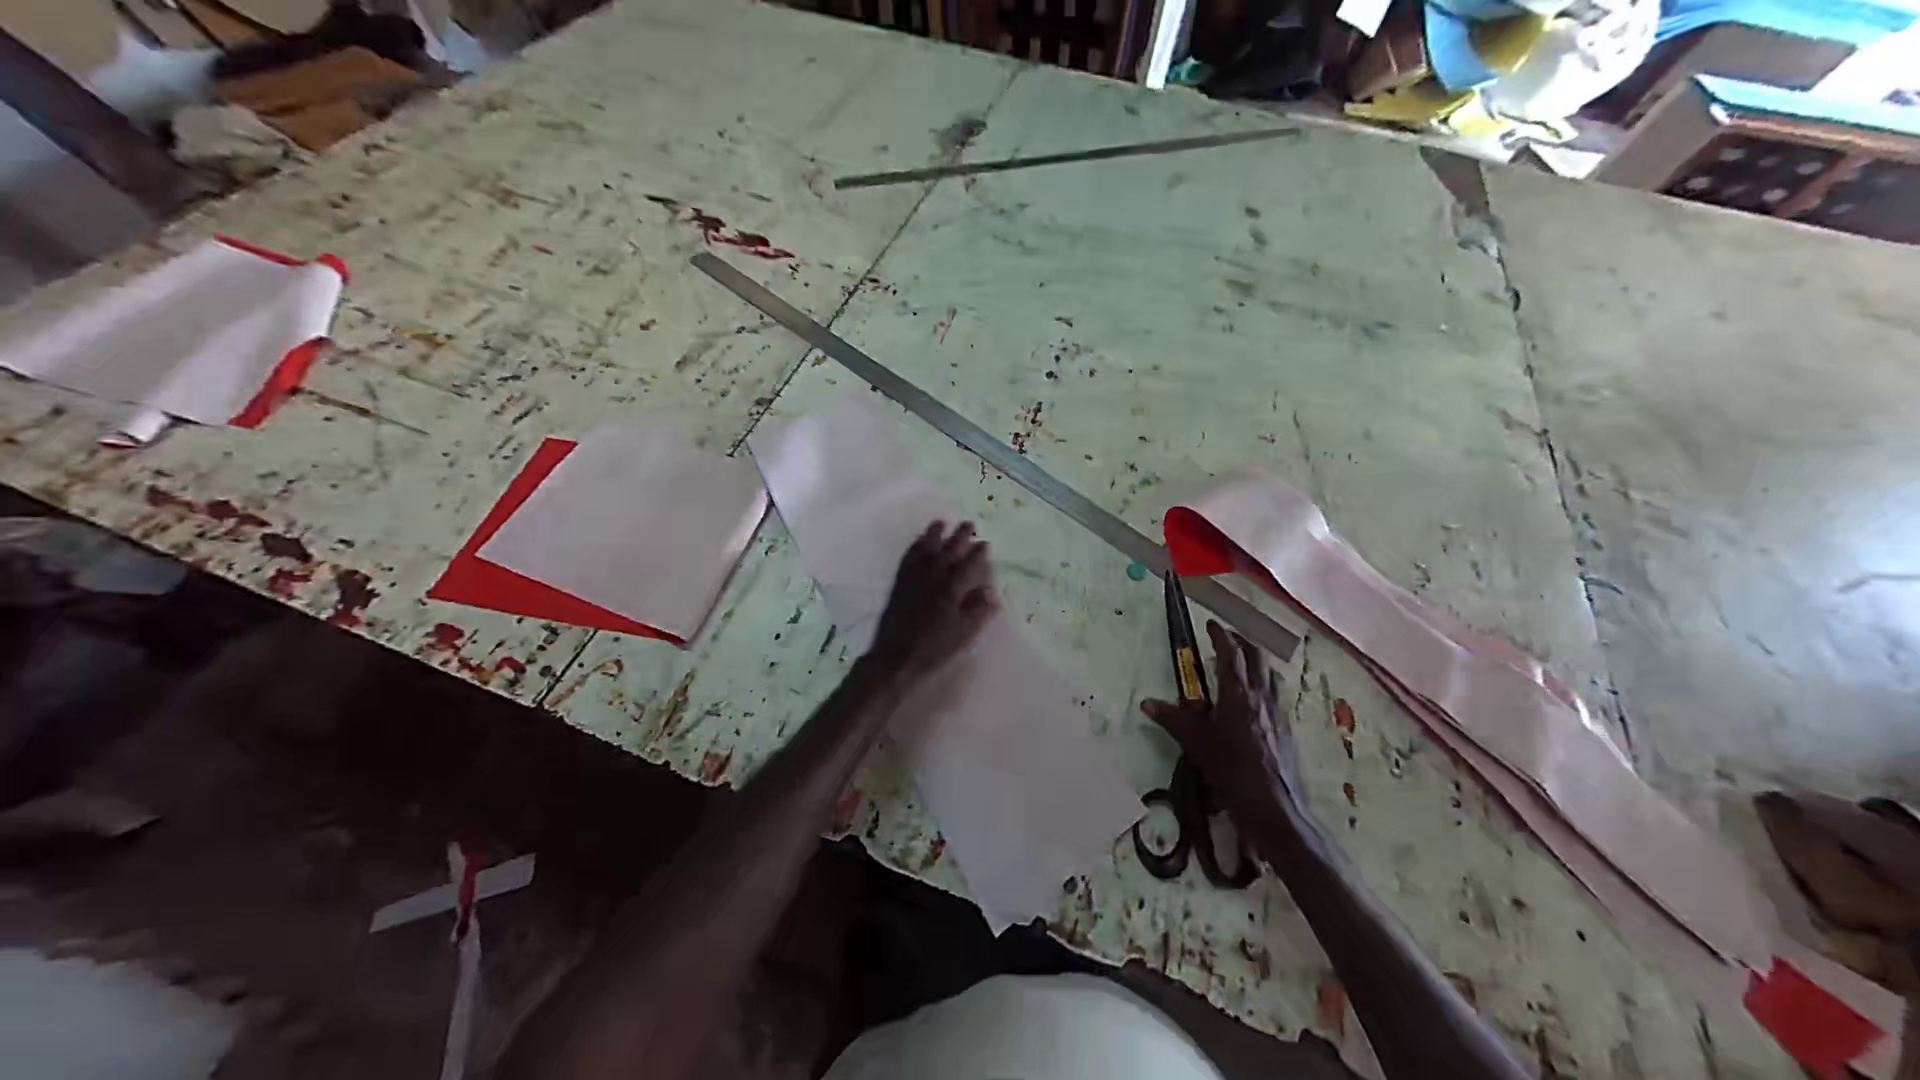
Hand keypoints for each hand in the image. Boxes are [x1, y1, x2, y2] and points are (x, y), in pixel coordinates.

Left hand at [864, 521, 999, 681]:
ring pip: (926, 549)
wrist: (896, 658)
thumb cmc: (935, 649)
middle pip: (949, 551)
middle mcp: (933, 577)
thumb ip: (978, 611)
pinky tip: (918, 543)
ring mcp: (914, 578)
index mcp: (952, 589)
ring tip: (942, 523)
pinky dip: (915, 547)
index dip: (979, 554)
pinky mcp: (899, 583)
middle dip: (960, 537)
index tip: (985, 544)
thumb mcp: (964, 635)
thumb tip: (991, 592)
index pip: (969, 565)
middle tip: (969, 524)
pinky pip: (908, 558)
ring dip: (935, 535)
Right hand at [1140, 620, 1311, 831]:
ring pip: (1270, 676)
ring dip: (1256, 665)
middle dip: (1241, 644)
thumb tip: (1148, 704)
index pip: (1231, 654)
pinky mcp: (1286, 730)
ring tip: (1241, 668)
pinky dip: (1264, 688)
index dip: (1221, 636)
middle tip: (1226, 641)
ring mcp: (1278, 712)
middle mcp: (1262, 696)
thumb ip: (1174, 720)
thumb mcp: (1197, 743)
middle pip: (1256, 658)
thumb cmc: (1232, 770)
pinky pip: (1276, 697)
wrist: (1273, 806)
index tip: (1212, 625)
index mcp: (1239, 693)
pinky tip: (1254, 704)